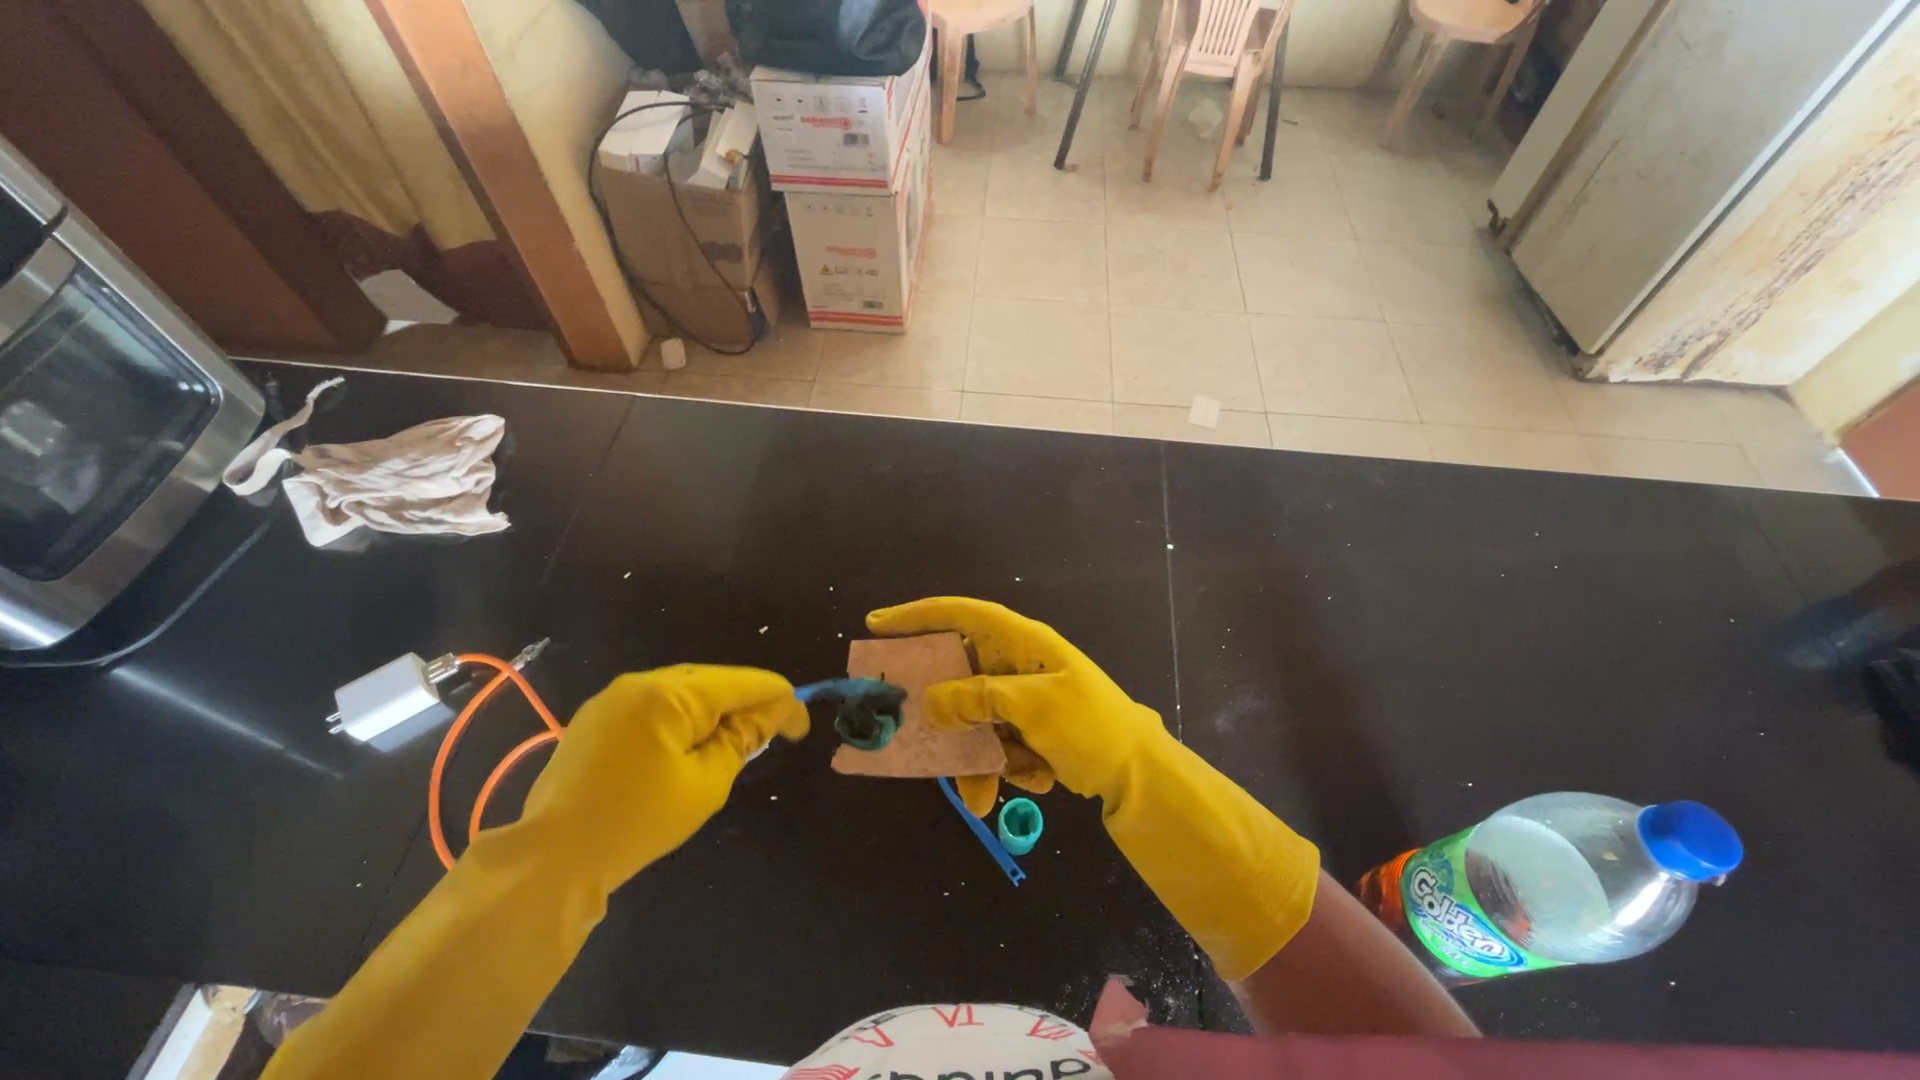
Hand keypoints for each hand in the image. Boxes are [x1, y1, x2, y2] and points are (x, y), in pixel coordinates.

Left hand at [517, 665, 808, 890]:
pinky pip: (654, 705)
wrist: (553, 857)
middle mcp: (640, 682)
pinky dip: (682, 718)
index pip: (742, 683)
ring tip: (735, 741)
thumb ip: (744, 737)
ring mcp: (613, 699)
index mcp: (670, 694)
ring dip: (714, 710)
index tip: (800, 729)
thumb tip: (777, 710)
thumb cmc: (638, 821)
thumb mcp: (707, 782)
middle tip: (772, 735)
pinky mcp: (597, 719)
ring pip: (682, 691)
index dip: (779, 701)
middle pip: (712, 680)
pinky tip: (691, 745)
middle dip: (745, 702)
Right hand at [869, 597, 1318, 982]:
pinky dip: (1010, 767)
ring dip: (978, 759)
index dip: (919, 616)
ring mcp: (1027, 702)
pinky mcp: (1034, 733)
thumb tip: (931, 702)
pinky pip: (999, 745)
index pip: (964, 616)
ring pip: (976, 722)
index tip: (878, 625)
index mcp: (1025, 644)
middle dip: (945, 716)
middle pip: (961, 678)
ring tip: (983, 796)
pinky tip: (1040, 780)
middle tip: (920, 737)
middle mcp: (1021, 667)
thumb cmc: (1092, 727)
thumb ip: (978, 700)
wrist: (1143, 777)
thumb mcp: (1034, 708)